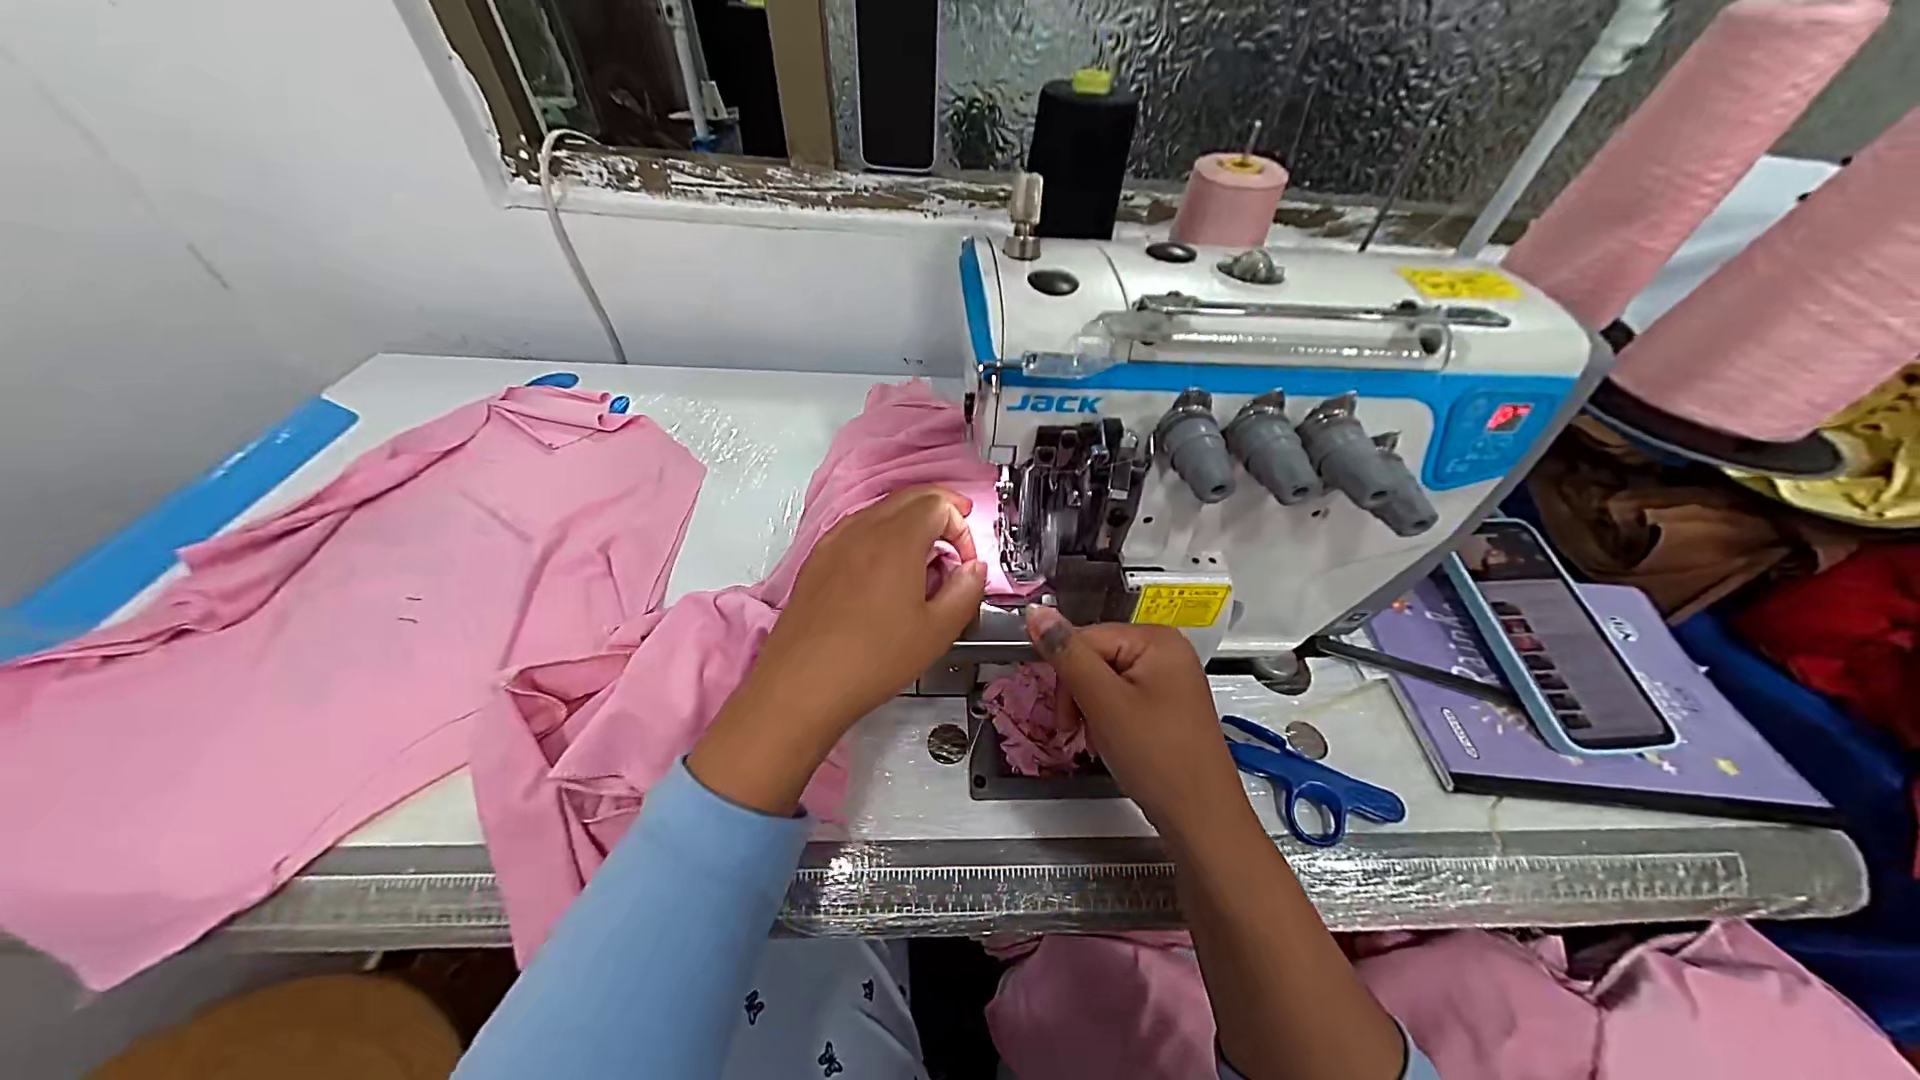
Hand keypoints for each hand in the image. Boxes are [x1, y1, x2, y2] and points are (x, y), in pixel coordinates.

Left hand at [690, 486, 988, 813]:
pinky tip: (885, 570)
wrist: (803, 685)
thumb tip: (974, 570)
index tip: (966, 560)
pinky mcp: (817, 559)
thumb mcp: (937, 631)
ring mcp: (834, 541)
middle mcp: (862, 529)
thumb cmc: (871, 660)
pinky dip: (880, 534)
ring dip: (910, 521)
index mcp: (896, 540)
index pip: (939, 505)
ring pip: (881, 509)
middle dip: (940, 510)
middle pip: (910, 496)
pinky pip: (857, 529)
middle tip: (956, 535)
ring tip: (923, 556)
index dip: (962, 527)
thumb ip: (966, 591)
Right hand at [1026, 607, 1245, 837]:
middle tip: (1078, 729)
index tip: (1065, 714)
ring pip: (1103, 679)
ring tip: (1099, 739)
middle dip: (1078, 693)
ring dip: (1089, 708)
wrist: (1200, 818)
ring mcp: (1168, 679)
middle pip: (1094, 656)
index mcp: (1156, 639)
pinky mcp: (1166, 704)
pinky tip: (1112, 741)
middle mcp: (1166, 650)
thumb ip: (1067, 655)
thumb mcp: (1103, 702)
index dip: (1066, 674)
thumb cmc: (1156, 757)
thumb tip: (1036, 613)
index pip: (1085, 637)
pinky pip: (1121, 697)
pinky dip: (1107, 718)